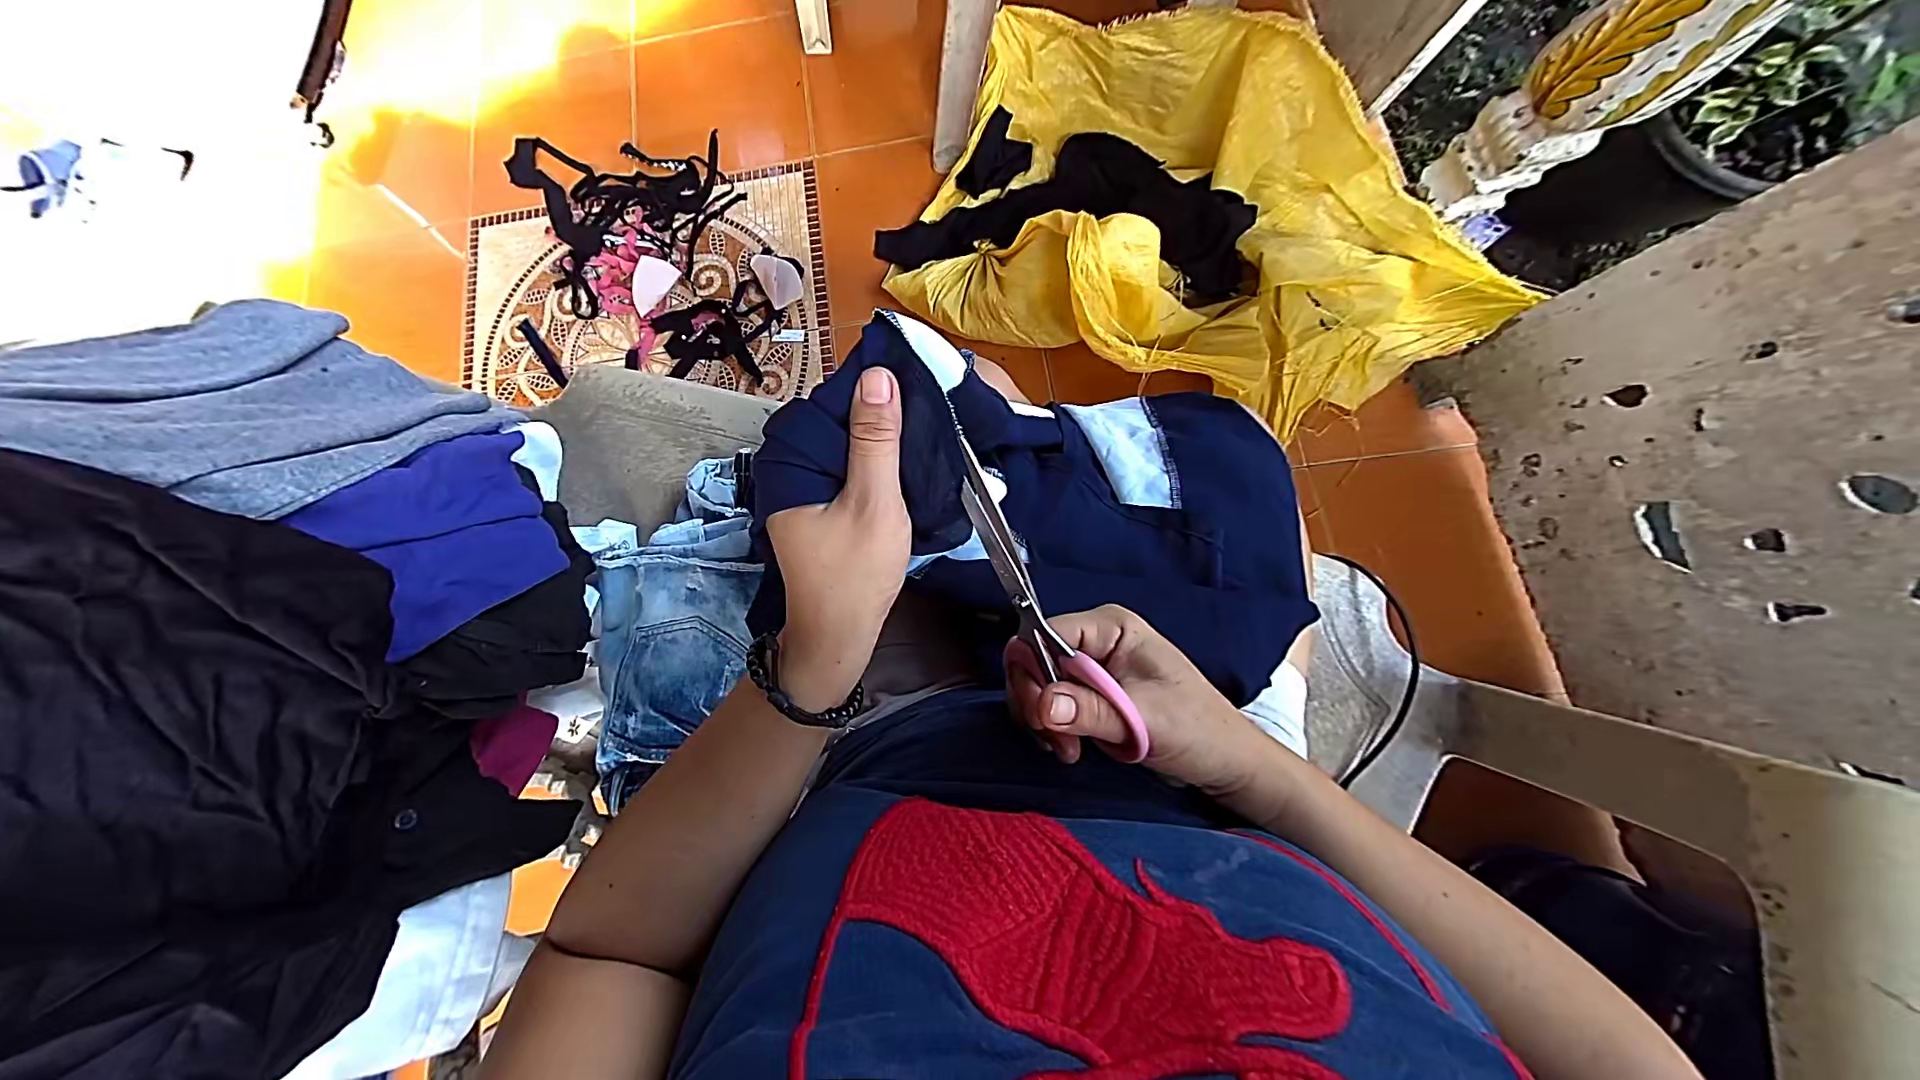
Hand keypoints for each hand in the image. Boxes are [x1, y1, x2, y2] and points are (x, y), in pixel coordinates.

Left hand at [764, 367, 910, 710]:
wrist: (840, 636)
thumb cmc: (855, 574)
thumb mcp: (874, 502)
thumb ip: (876, 442)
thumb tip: (878, 377)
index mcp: (791, 465)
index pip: (828, 406)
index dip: (868, 391)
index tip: (909, 378)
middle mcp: (790, 474)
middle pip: (836, 427)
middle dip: (876, 416)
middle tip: (922, 405)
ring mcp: (804, 494)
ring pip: (844, 451)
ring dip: (877, 442)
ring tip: (918, 428)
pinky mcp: (820, 511)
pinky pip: (847, 474)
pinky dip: (872, 467)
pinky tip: (900, 464)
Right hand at [1005, 605, 1275, 795]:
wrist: (1223, 760)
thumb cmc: (1199, 729)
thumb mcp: (1145, 719)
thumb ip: (1091, 709)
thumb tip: (1043, 704)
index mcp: (1111, 627)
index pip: (1044, 634)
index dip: (1033, 671)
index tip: (1040, 715)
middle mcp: (1096, 639)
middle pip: (1034, 658)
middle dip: (1036, 702)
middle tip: (1057, 741)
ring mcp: (1091, 666)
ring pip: (1037, 683)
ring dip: (1043, 721)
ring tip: (1070, 749)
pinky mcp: (1089, 692)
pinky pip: (1049, 702)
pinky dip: (1051, 728)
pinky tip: (1071, 747)